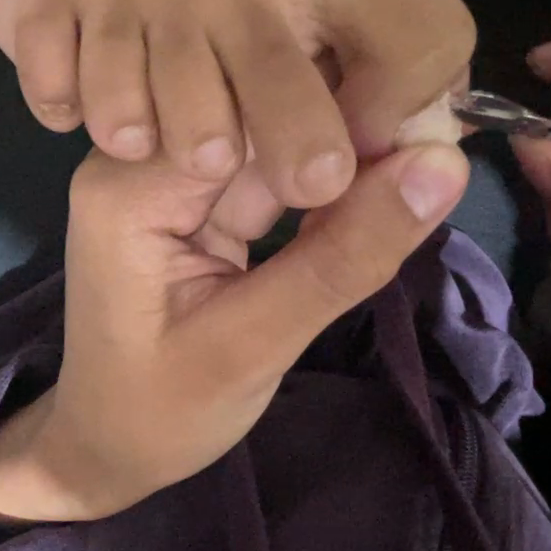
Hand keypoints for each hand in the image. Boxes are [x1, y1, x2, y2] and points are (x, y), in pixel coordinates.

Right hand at [0, 0, 475, 205]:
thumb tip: (397, 101)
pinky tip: (80, 64)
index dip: (397, 111)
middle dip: (294, 161)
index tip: (357, 111)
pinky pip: (60, 107)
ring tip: (149, 100)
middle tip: (258, 142)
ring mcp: (125, 0)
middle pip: (295, 135)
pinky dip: (69, 101)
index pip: (418, 56)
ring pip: (156, 137)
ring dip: (155, 130)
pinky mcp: (37, 5)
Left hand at [0, 142, 470, 523]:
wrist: (106, 447)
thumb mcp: (253, 345)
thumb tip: (443, 162)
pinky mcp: (191, 201)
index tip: (436, 116)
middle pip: (258, 110)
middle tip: (443, 132)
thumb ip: (342, 257)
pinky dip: (324, 184)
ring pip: (271, 136)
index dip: (346, 103)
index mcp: (128, 187)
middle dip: (350, 122)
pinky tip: (380, 180)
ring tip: (427, 149)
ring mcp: (165, 178)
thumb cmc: (160, 414)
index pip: (248, 106)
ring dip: (346, 149)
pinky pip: (269, 172)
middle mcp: (139, 159)